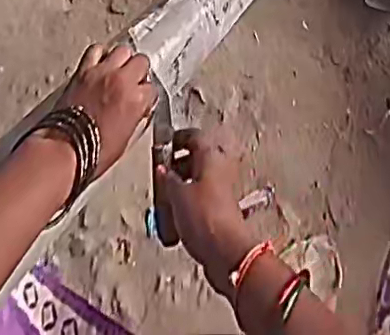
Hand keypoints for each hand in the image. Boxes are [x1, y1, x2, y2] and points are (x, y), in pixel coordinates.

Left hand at [55, 43, 156, 177]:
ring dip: (123, 59)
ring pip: (122, 50)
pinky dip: (100, 54)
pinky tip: (100, 63)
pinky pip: (95, 50)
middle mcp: (122, 81)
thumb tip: (137, 110)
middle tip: (134, 81)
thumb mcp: (126, 138)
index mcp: (136, 100)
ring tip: (119, 69)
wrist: (67, 148)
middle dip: (140, 72)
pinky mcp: (84, 70)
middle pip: (141, 61)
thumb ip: (135, 117)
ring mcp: (103, 72)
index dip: (147, 96)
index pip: (152, 89)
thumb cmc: (95, 151)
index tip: (142, 100)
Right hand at [154, 128, 259, 293]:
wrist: (227, 252)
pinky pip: (202, 198)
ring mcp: (222, 190)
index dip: (178, 139)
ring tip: (165, 197)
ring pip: (199, 179)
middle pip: (197, 158)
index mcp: (210, 156)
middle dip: (178, 164)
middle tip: (161, 172)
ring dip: (183, 185)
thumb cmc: (204, 216)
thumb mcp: (178, 195)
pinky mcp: (222, 210)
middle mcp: (219, 168)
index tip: (163, 145)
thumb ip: (168, 179)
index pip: (193, 136)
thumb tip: (163, 170)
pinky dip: (189, 202)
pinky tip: (176, 216)